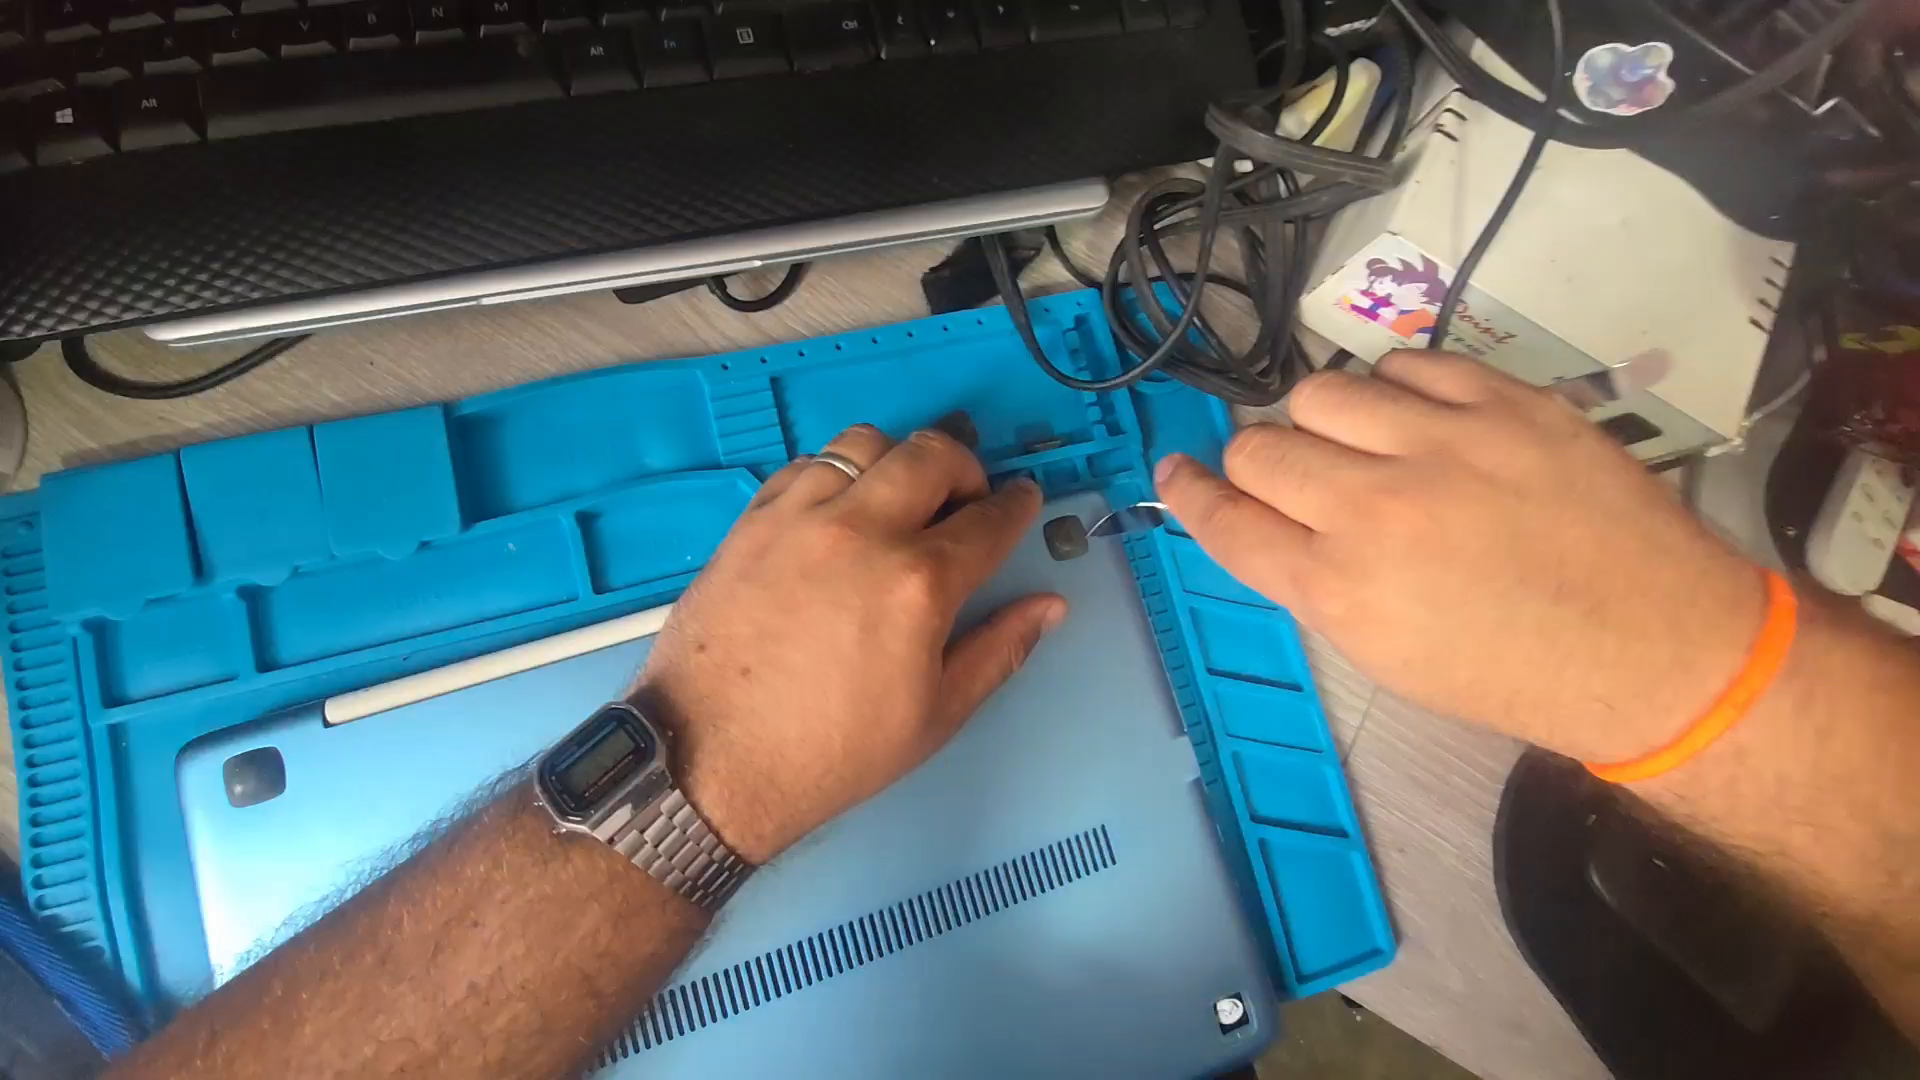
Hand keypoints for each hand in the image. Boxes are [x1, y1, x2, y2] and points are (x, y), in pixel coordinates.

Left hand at [634, 424, 1064, 863]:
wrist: (709, 760)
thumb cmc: (833, 751)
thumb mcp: (936, 715)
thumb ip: (1000, 649)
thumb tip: (1051, 605)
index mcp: (920, 582)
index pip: (989, 520)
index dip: (1017, 505)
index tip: (1023, 500)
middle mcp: (864, 530)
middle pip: (932, 454)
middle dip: (967, 467)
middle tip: (966, 499)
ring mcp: (801, 517)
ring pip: (866, 442)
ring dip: (900, 460)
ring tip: (900, 499)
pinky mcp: (752, 520)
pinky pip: (807, 463)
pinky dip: (839, 471)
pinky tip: (840, 509)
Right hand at [1156, 350, 1766, 762]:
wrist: (1656, 654)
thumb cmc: (1496, 669)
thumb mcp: (1372, 648)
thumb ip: (1300, 574)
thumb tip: (1253, 511)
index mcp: (1336, 589)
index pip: (1224, 520)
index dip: (1188, 493)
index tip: (1174, 472)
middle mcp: (1376, 511)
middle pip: (1257, 449)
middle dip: (1259, 466)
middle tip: (1299, 480)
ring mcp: (1444, 448)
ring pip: (1317, 394)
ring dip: (1320, 423)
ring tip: (1361, 445)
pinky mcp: (1508, 406)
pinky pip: (1405, 364)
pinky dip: (1394, 390)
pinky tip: (1418, 420)